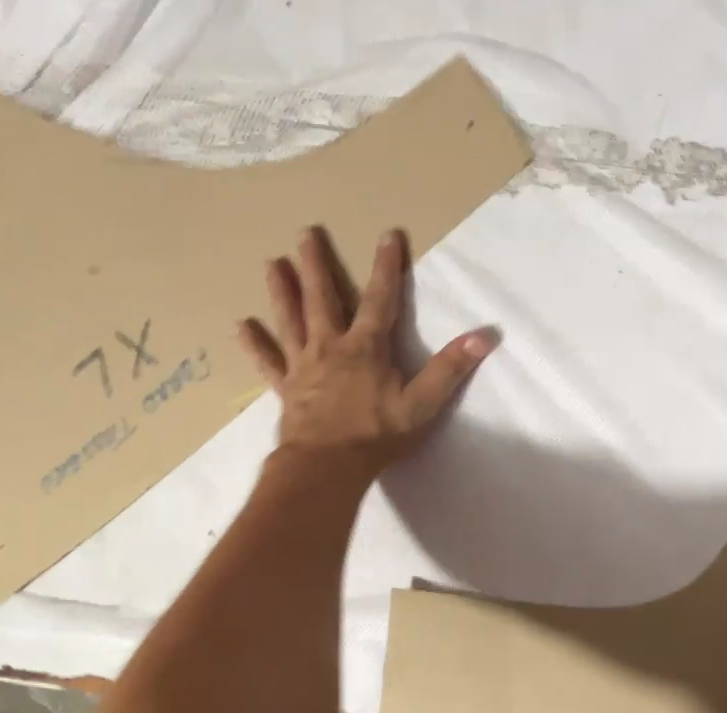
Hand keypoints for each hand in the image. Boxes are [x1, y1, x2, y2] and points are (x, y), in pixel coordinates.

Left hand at [238, 226, 496, 480]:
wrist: (328, 464)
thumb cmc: (378, 435)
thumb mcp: (423, 403)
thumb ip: (451, 369)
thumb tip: (484, 336)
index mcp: (366, 348)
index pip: (382, 300)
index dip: (387, 267)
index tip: (387, 235)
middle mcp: (331, 347)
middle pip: (323, 299)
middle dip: (317, 265)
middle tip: (306, 233)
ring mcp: (304, 366)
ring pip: (291, 320)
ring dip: (282, 291)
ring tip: (272, 263)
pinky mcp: (287, 388)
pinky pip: (268, 361)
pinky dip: (255, 344)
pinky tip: (241, 327)